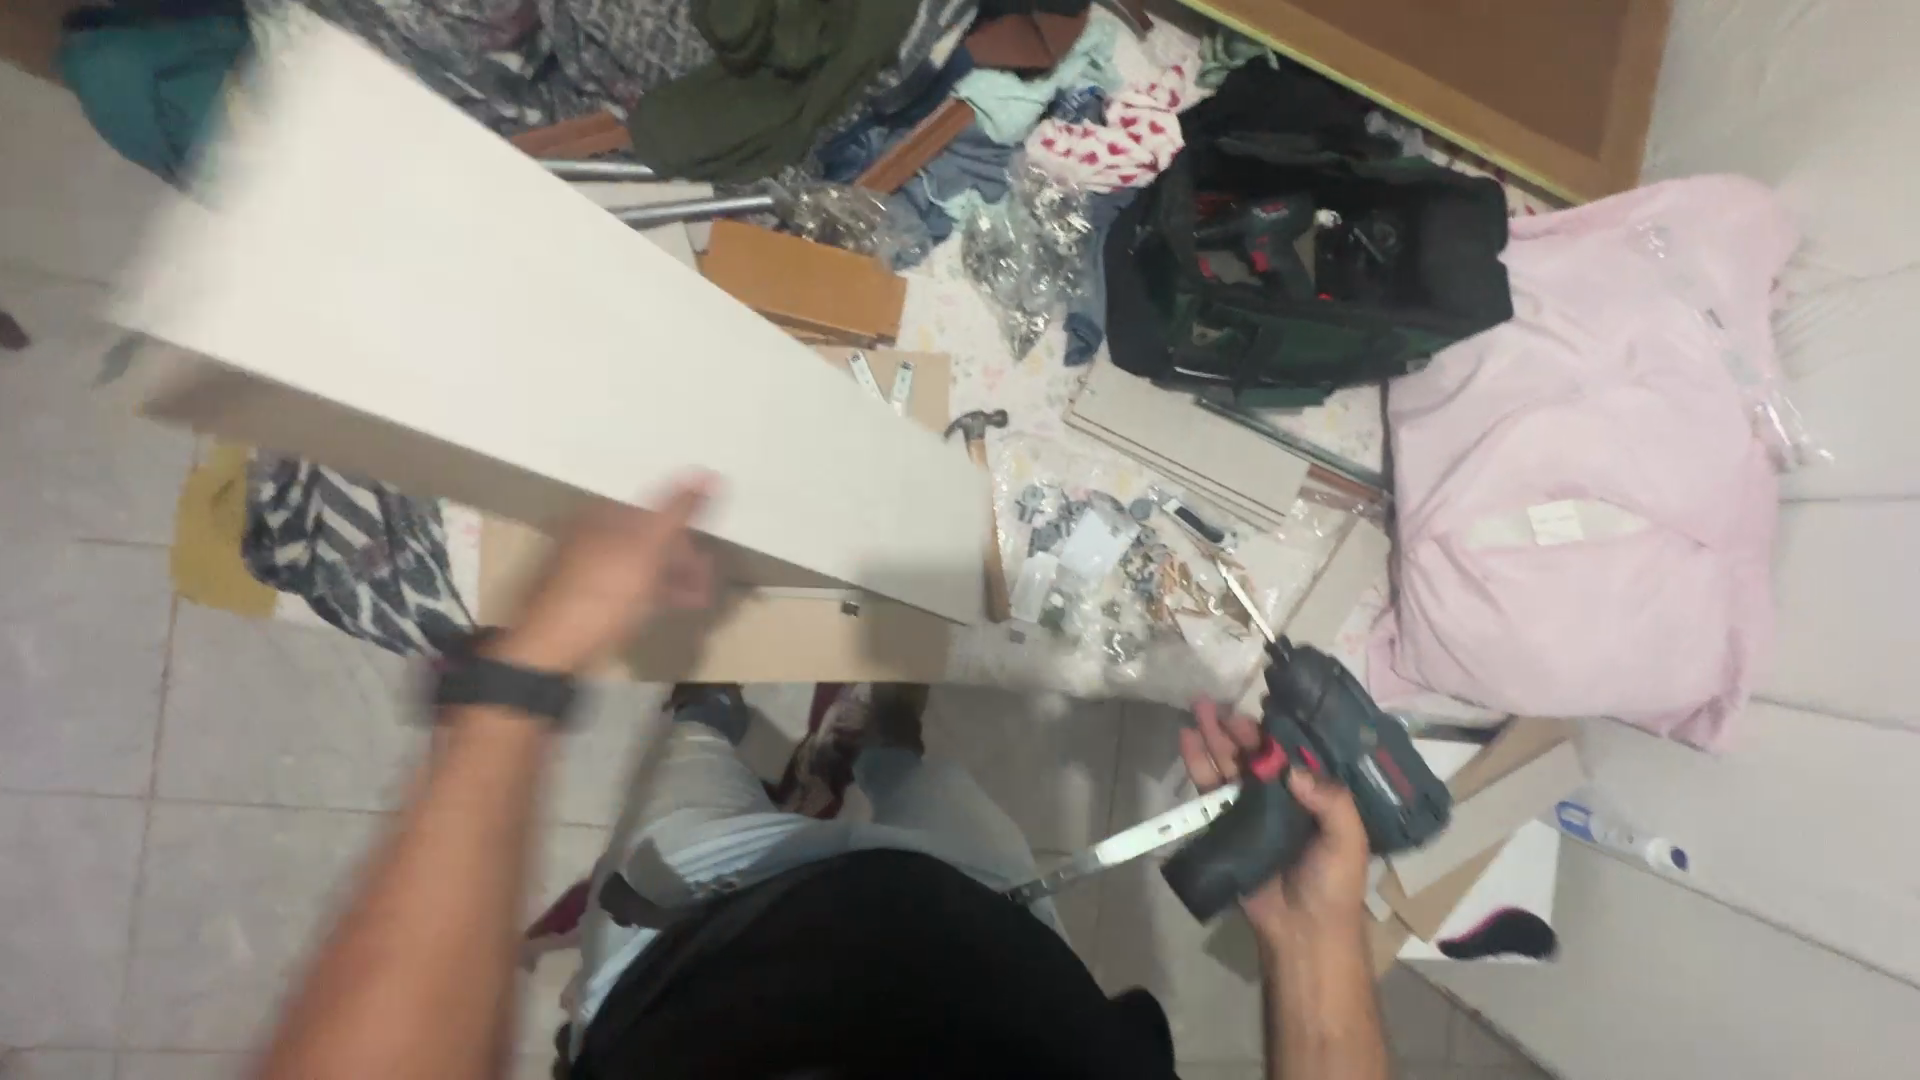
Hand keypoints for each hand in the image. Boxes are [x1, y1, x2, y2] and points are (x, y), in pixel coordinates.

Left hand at [487, 474, 717, 673]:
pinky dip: (652, 592)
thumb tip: (708, 473)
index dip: (687, 529)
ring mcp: (584, 567)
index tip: (708, 552)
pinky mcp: (583, 598)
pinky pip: (627, 585)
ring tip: (697, 598)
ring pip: (639, 562)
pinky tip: (667, 606)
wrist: (550, 648)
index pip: (655, 508)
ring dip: (672, 576)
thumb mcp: (648, 548)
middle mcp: (590, 533)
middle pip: (649, 536)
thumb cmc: (603, 595)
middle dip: (682, 557)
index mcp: (602, 515)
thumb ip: (679, 510)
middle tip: (705, 581)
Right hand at [1180, 699, 1370, 943]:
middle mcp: (1276, 796)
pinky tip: (1187, 740)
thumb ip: (1332, 800)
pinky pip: (1208, 789)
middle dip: (1233, 728)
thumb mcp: (1349, 839)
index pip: (1287, 753)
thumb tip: (1291, 770)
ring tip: (1196, 709)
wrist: (1303, 930)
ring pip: (1227, 765)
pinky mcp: (1222, 824)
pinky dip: (1197, 762)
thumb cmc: (1332, 884)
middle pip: (1252, 754)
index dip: (1270, 730)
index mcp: (1308, 794)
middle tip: (1213, 702)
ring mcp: (1246, 809)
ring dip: (1211, 737)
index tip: (1256, 708)